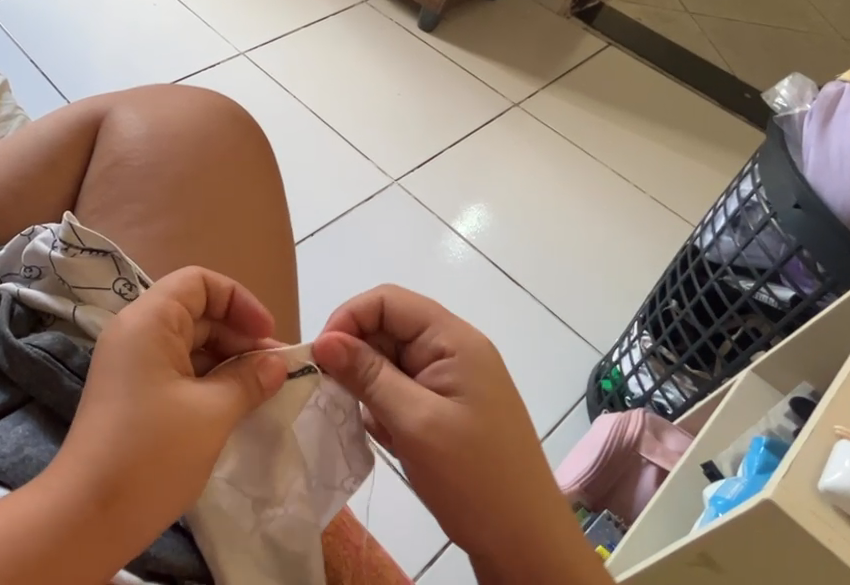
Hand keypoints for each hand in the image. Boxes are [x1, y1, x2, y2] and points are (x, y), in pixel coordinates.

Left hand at [50, 267, 288, 540]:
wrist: (89, 513)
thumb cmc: (152, 453)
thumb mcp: (211, 413)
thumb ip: (248, 380)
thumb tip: (277, 362)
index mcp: (148, 320)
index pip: (199, 282)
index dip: (238, 301)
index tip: (268, 336)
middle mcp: (135, 331)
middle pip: (195, 311)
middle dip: (239, 335)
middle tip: (277, 372)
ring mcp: (130, 363)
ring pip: (188, 342)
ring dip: (226, 360)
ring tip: (263, 391)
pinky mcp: (131, 392)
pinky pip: (176, 369)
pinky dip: (207, 379)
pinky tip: (235, 406)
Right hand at [312, 286, 603, 581]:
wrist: (528, 549)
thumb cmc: (475, 480)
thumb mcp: (414, 423)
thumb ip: (367, 375)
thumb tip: (322, 341)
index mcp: (453, 340)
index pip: (387, 301)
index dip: (349, 318)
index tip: (321, 357)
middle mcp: (452, 350)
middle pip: (386, 327)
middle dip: (355, 355)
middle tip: (335, 393)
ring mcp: (451, 381)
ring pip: (388, 360)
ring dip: (368, 385)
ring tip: (370, 423)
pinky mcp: (446, 409)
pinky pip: (399, 388)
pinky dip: (383, 406)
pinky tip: (387, 437)